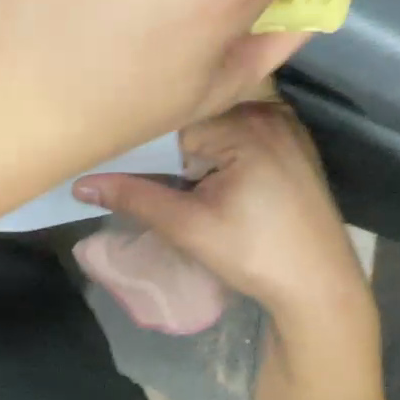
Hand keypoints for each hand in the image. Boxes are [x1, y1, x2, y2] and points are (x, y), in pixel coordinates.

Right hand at [72, 103, 372, 327]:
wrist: (320, 287)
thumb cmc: (255, 255)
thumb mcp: (187, 227)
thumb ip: (133, 197)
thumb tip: (79, 184)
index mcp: (245, 124)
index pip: (173, 121)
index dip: (143, 146)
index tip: (117, 166)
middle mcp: (267, 111)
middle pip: (194, 121)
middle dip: (167, 149)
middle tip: (139, 177)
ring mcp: (284, 126)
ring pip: (214, 128)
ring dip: (190, 152)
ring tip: (171, 181)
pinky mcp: (291, 144)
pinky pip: (238, 135)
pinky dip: (215, 153)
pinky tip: (204, 181)